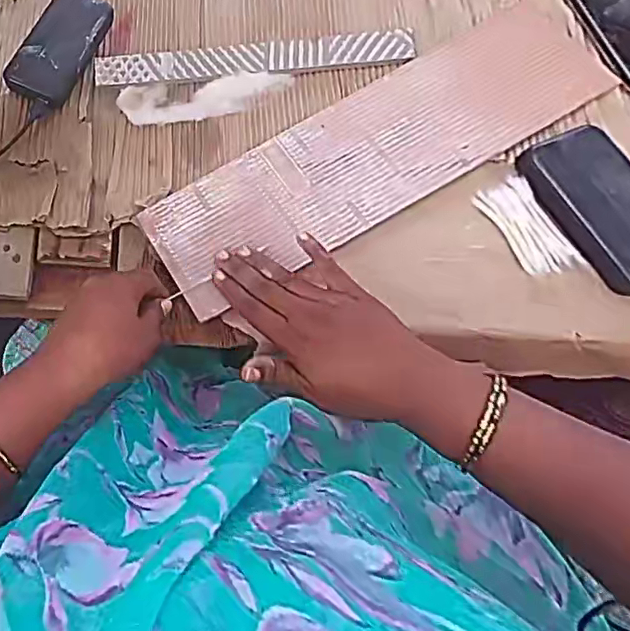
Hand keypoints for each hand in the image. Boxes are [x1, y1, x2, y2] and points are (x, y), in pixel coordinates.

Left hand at [36, 269, 169, 388]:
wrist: (67, 366)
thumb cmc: (114, 349)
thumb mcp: (147, 336)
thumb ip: (156, 316)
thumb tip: (157, 305)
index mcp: (123, 282)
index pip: (147, 277)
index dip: (159, 290)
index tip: (165, 305)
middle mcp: (100, 282)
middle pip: (125, 284)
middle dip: (138, 299)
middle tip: (148, 321)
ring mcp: (81, 294)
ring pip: (107, 296)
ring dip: (119, 308)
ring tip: (127, 333)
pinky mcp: (68, 310)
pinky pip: (93, 308)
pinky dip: (102, 317)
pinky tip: (106, 339)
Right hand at [214, 235, 474, 421]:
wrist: (413, 380)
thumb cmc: (362, 393)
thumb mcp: (316, 393)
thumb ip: (279, 375)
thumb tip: (244, 368)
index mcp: (295, 339)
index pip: (255, 310)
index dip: (234, 293)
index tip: (216, 276)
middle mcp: (308, 314)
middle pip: (267, 287)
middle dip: (241, 270)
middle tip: (222, 254)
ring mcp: (331, 300)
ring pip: (291, 276)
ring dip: (266, 262)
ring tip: (246, 248)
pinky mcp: (354, 295)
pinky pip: (329, 268)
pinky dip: (315, 252)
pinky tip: (302, 238)